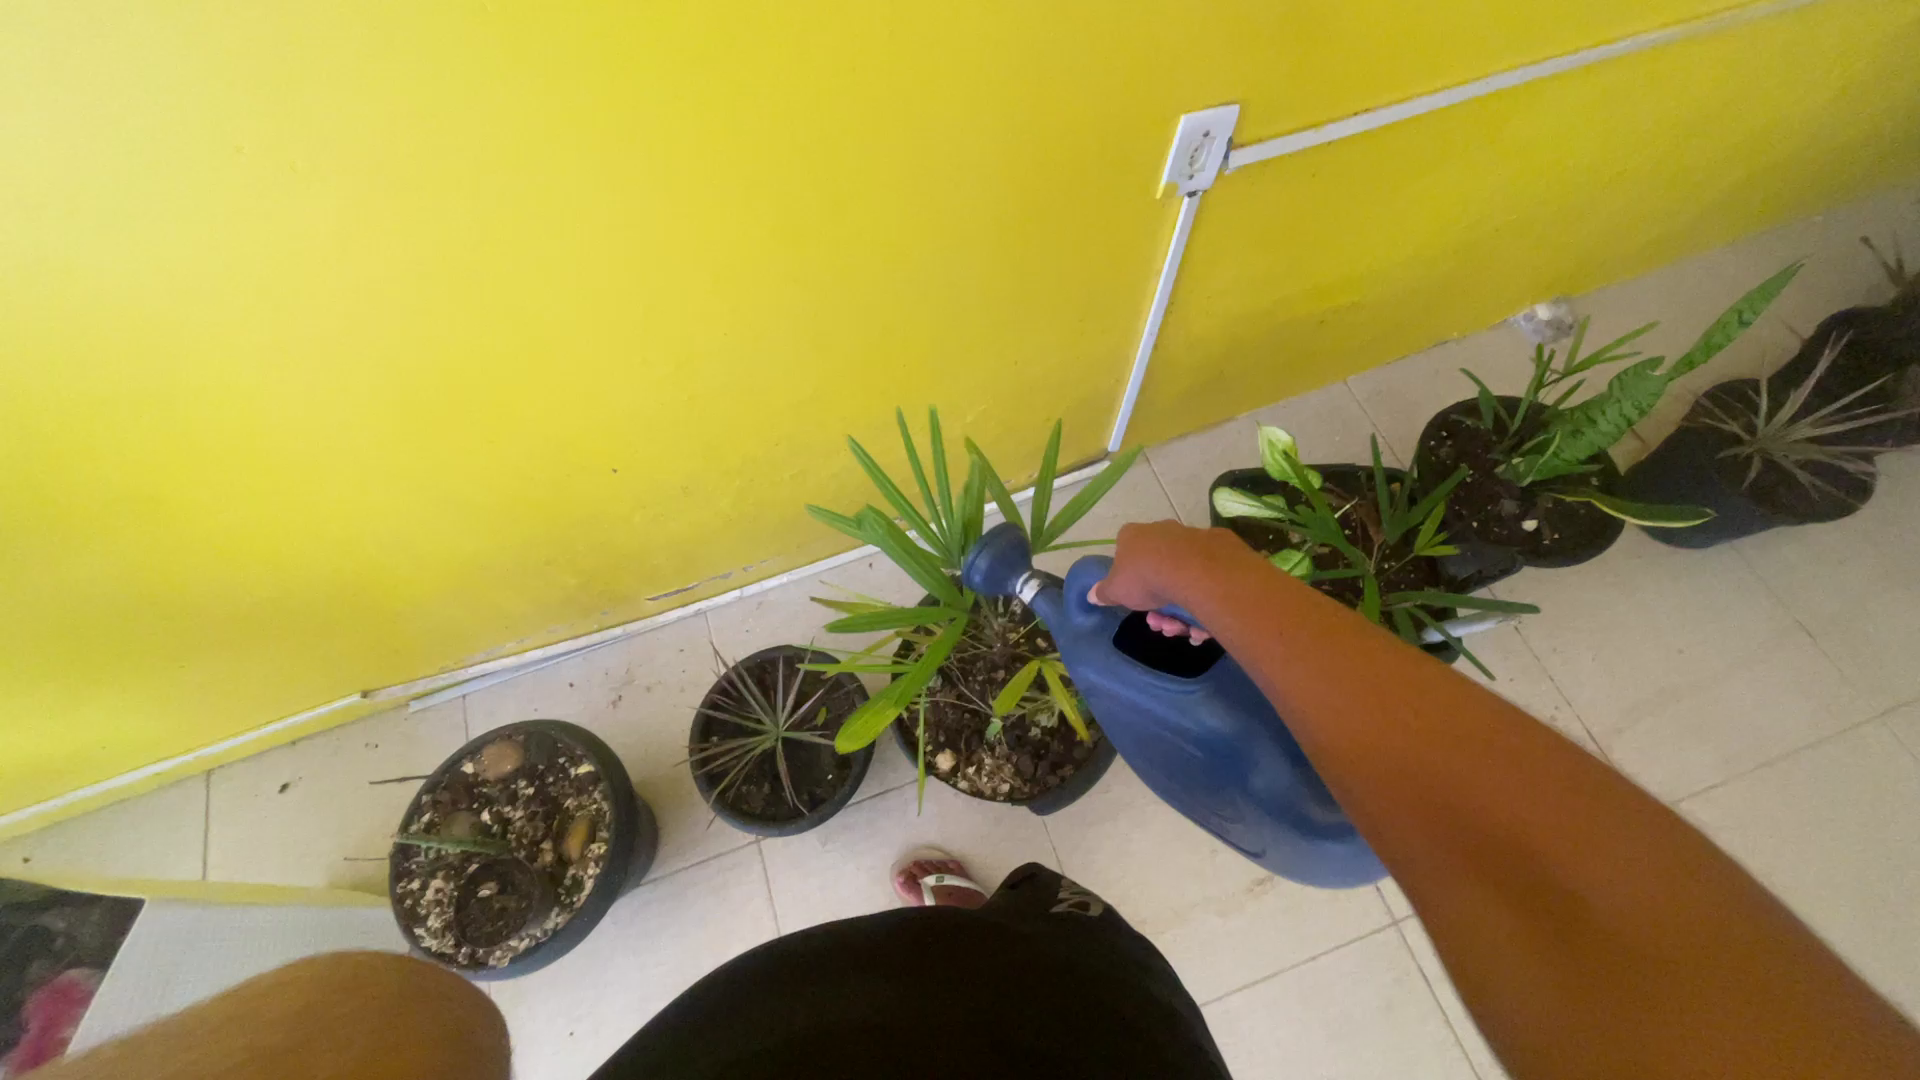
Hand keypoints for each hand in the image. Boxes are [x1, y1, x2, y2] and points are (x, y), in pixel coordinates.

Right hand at [1088, 520, 1249, 642]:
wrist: (1193, 571)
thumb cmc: (1145, 577)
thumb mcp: (1115, 590)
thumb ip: (1103, 592)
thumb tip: (1091, 594)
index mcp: (1134, 535)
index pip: (1126, 549)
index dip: (1128, 575)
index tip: (1134, 596)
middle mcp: (1163, 531)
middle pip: (1157, 569)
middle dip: (1157, 603)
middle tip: (1159, 623)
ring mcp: (1192, 539)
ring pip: (1183, 579)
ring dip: (1179, 610)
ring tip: (1180, 630)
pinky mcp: (1220, 551)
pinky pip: (1206, 582)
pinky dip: (1202, 606)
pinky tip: (1201, 629)